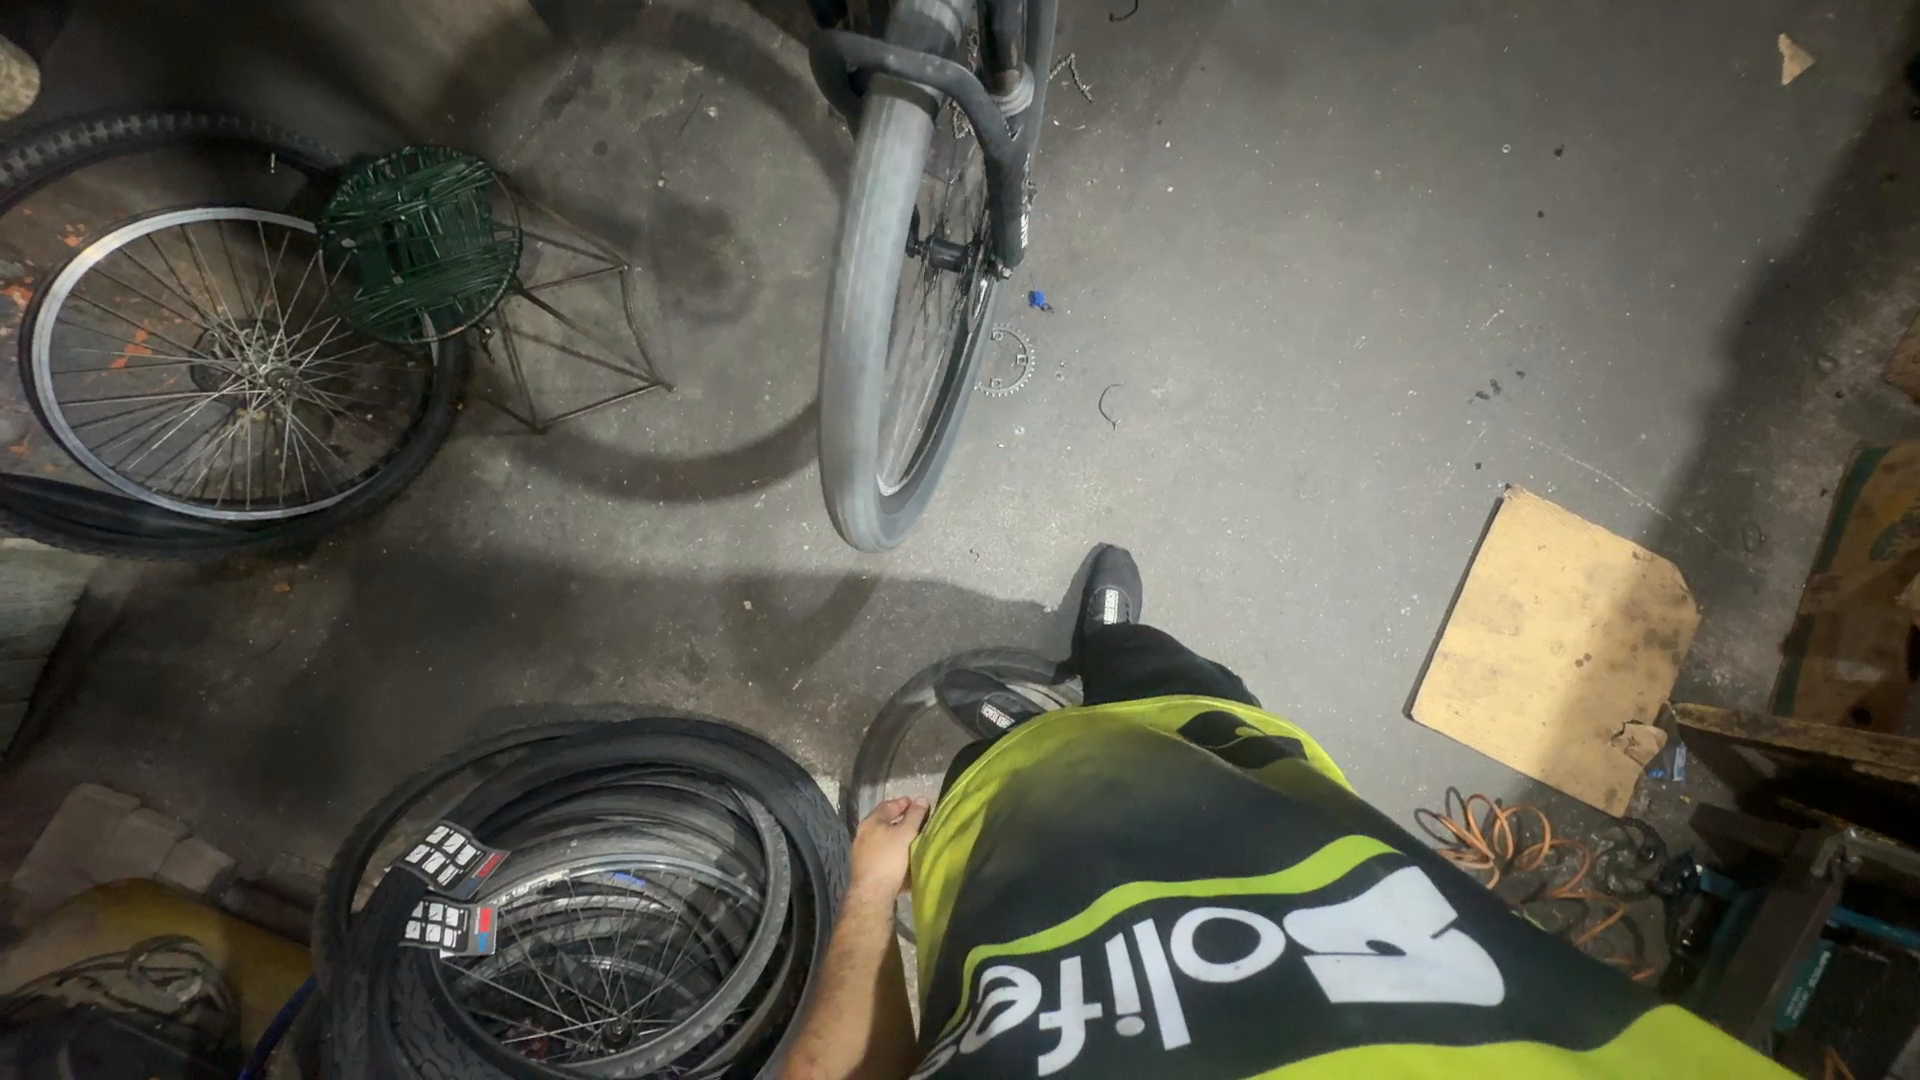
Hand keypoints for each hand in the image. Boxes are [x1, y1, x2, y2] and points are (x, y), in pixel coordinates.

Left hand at [849, 796, 928, 899]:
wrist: (872, 895)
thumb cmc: (889, 859)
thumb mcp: (906, 833)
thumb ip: (915, 815)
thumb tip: (922, 799)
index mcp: (871, 822)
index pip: (888, 805)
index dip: (903, 803)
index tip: (917, 804)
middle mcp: (863, 835)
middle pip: (885, 823)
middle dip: (902, 821)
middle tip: (918, 822)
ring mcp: (863, 854)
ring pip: (884, 841)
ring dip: (898, 839)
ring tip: (914, 840)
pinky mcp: (866, 870)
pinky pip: (883, 856)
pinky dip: (894, 853)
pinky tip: (905, 859)